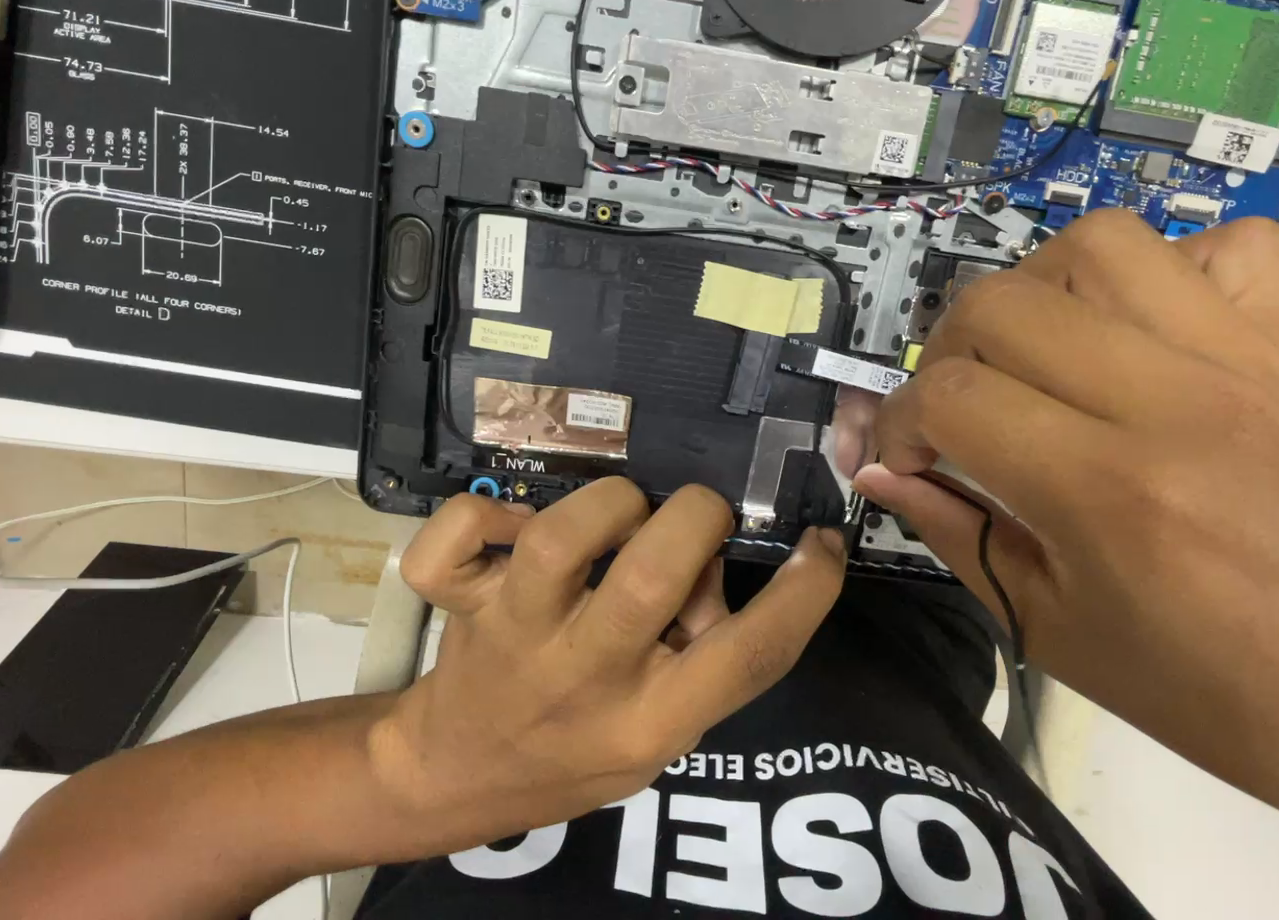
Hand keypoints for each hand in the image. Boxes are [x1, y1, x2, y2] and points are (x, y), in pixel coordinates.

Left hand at [368, 479, 845, 851]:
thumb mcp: (662, 732)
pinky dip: (482, 513)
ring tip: (619, 515)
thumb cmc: (576, 749)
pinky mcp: (460, 603)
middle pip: (653, 575)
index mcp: (650, 719)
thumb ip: (704, 661)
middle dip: (696, 517)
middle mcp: (584, 676)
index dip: (804, 592)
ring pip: (559, 540)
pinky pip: (458, 538)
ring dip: (608, 503)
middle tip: (696, 518)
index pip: (749, 658)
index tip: (821, 543)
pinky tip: (510, 526)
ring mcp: (515, 636)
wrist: (458, 774)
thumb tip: (711, 564)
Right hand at [853, 209, 1278, 899]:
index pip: (949, 397)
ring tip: (1030, 353)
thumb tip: (876, 467)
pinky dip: (1168, 268)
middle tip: (953, 412)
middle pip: (1000, 303)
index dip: (896, 424)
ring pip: (1100, 244)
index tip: (899, 459)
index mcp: (1107, 491)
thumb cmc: (1212, 698)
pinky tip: (1138, 330)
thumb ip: (953, 530)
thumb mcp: (1050, 629)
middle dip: (942, 354)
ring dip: (1034, 289)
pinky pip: (1231, 249)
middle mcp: (1173, 401)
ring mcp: (1244, 362)